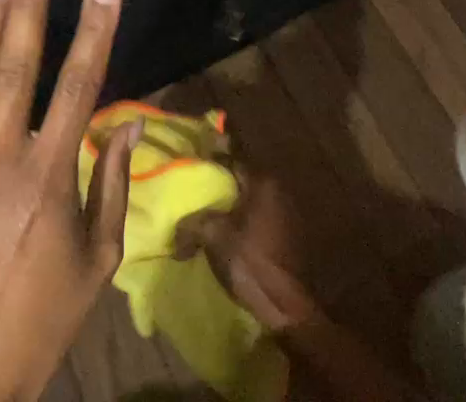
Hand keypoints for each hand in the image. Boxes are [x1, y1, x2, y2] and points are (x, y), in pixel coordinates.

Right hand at [178, 169, 432, 401]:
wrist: (285, 305)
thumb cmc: (250, 261)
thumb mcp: (213, 236)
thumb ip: (193, 223)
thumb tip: (177, 231)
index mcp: (263, 183)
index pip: (233, 159)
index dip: (211, 161)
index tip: (193, 165)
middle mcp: (278, 192)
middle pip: (242, 181)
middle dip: (219, 186)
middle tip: (195, 193)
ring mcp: (286, 214)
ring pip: (250, 202)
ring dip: (231, 207)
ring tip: (206, 216)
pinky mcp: (288, 236)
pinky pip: (258, 219)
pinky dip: (241, 222)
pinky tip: (225, 235)